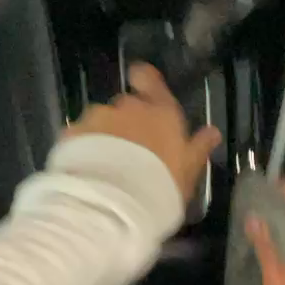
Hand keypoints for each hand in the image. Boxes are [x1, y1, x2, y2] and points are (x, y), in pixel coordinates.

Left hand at [63, 63, 221, 202]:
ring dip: (102, 136)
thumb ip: (198, 148)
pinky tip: (86, 169)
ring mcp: (97, 119)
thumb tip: (212, 132)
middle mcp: (128, 107)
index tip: (140, 84)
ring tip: (104, 165)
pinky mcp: (72, 134)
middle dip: (126, 122)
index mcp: (161, 112)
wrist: (111, 204)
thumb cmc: (158, 188)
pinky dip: (81, 147)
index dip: (145, 79)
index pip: (151, 81)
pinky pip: (78, 136)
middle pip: (126, 106)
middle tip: (128, 151)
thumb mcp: (187, 172)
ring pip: (101, 120)